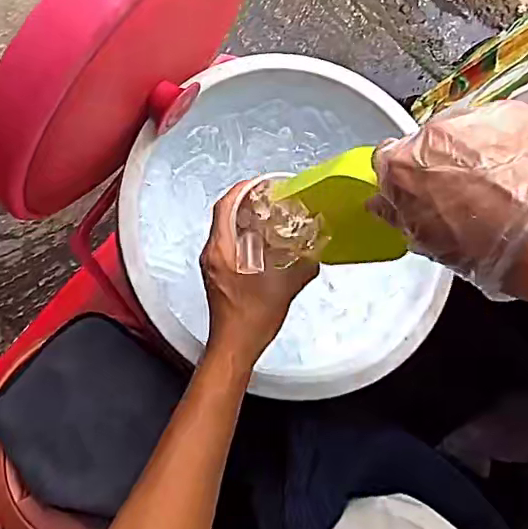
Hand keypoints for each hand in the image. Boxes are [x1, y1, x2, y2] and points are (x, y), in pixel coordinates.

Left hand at [199, 180, 319, 371]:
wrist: (233, 346)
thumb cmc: (250, 320)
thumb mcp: (284, 288)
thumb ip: (303, 268)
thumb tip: (317, 255)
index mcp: (221, 251)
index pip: (224, 206)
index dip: (241, 189)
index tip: (258, 182)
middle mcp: (211, 254)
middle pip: (222, 215)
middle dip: (243, 201)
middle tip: (265, 195)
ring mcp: (210, 265)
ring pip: (222, 229)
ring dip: (241, 218)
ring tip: (265, 214)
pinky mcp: (215, 275)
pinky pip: (224, 244)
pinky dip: (240, 235)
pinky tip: (259, 241)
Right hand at [368, 101, 527, 296]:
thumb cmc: (515, 256)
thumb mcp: (444, 251)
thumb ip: (409, 219)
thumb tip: (393, 208)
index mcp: (405, 170)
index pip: (385, 163)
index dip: (404, 182)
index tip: (420, 196)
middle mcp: (434, 134)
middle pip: (424, 143)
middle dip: (438, 165)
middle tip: (465, 197)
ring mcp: (476, 118)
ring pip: (461, 131)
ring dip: (471, 152)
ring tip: (503, 185)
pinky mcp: (515, 111)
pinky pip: (496, 125)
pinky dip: (504, 143)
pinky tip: (526, 172)